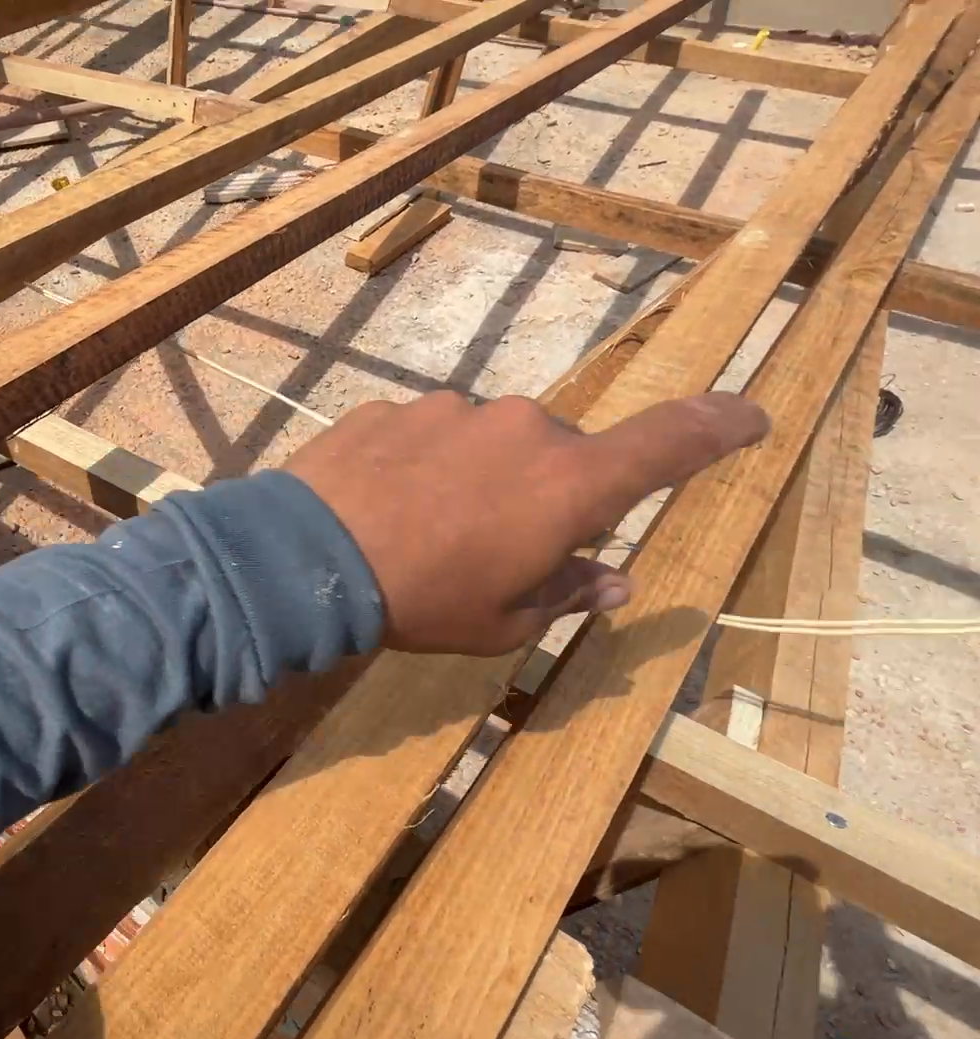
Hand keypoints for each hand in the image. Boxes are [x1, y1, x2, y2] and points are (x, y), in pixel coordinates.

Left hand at [285, 390, 768, 655]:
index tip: (743, 416)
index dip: (716, 425)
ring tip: (416, 522)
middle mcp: (520, 427)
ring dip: (467, 473)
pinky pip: (419, 433)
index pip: (671, 440)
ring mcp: (446, 409)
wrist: (303, 559)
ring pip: (482, 440)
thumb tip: (611, 581)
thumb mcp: (499, 622)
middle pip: (554, 453)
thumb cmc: (416, 600)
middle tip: (485, 539)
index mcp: (570, 481)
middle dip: (536, 490)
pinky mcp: (386, 407)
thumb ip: (563, 593)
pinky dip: (412, 462)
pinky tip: (375, 499)